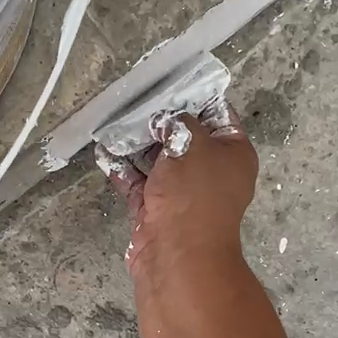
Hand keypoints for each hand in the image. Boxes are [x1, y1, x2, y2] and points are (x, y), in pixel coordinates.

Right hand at [106, 112, 260, 280]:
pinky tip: (104, 151)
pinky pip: (138, 184)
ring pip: (157, 161)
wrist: (178, 254)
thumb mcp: (192, 143)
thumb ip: (180, 122)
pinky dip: (123, 169)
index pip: (217, 116)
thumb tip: (168, 120)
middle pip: (183, 138)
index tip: (169, 82)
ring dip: (136, 144)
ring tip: (113, 121)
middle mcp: (210, 172)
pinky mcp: (156, 211)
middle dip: (158, 121)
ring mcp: (182, 194)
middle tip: (134, 100)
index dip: (195, 97)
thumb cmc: (194, 193)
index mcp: (233, 153)